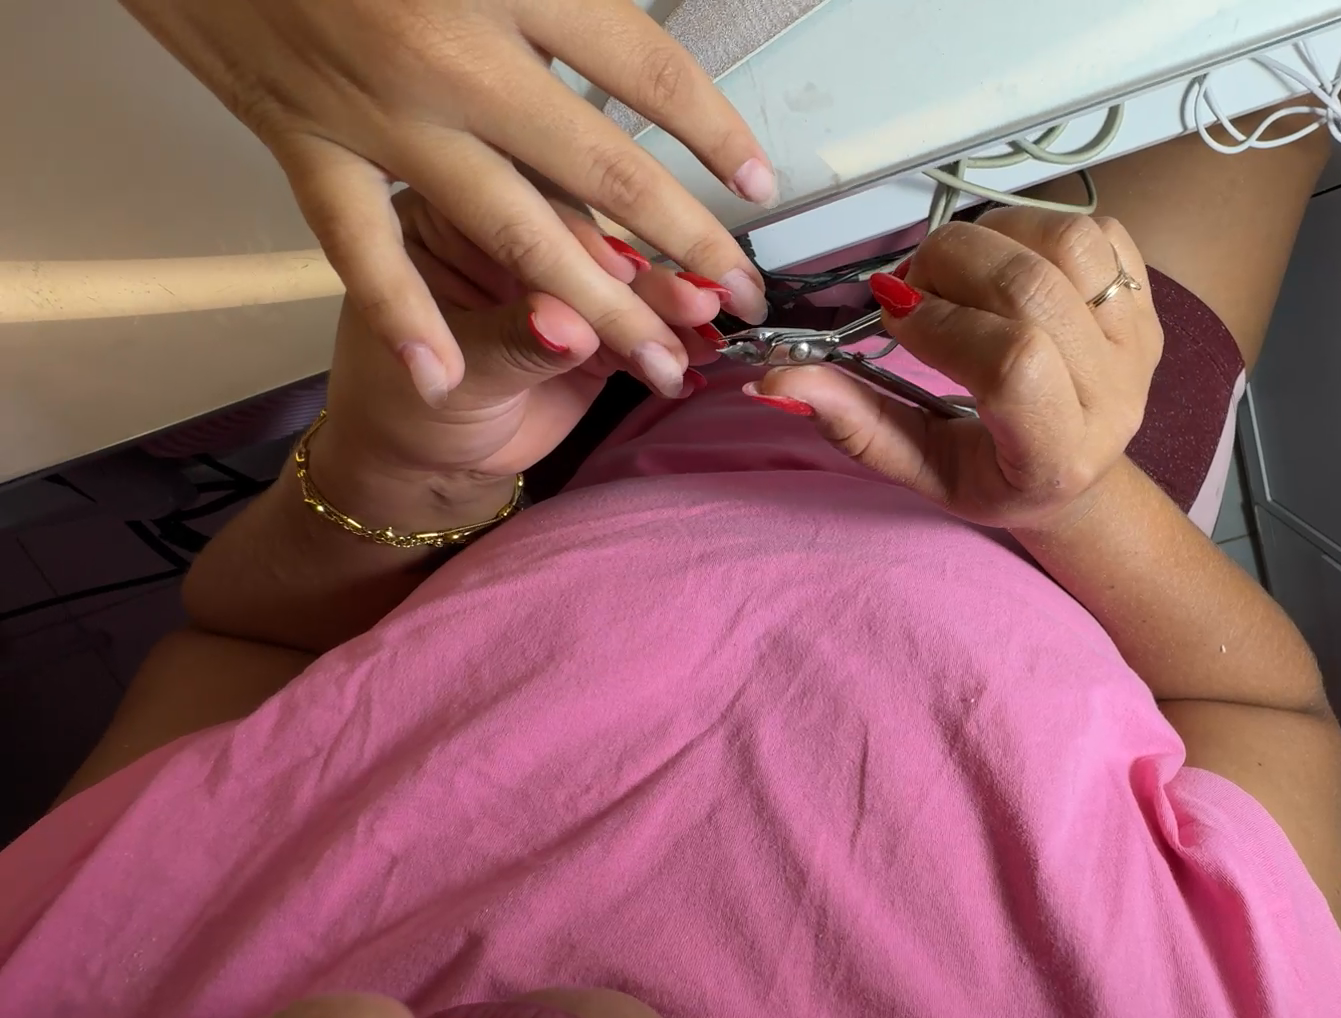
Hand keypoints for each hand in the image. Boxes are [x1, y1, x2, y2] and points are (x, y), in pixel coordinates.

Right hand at [121, 0, 772, 401]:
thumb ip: (567, 4)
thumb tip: (643, 62)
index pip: (651, 76)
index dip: (716, 135)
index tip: (761, 185)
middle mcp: (450, 54)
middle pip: (608, 177)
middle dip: (691, 247)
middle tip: (746, 300)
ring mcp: (375, 108)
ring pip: (517, 232)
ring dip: (602, 311)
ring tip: (665, 367)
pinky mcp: (297, 139)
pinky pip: (353, 242)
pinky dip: (397, 310)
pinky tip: (438, 376)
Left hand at [316, 190, 716, 505]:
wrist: (436, 463)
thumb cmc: (412, 408)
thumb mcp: (458, 375)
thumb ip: (512, 344)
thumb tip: (569, 327)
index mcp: (453, 226)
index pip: (523, 219)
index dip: (582, 247)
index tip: (627, 273)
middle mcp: (514, 245)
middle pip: (591, 253)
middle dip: (648, 282)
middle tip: (698, 301)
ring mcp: (562, 291)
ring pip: (626, 294)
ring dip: (672, 313)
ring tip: (709, 331)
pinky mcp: (596, 333)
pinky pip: (641, 335)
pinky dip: (673, 348)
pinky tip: (703, 357)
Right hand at [756, 209, 1162, 533]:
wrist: (1077, 470)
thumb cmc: (997, 478)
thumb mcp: (926, 472)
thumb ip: (860, 428)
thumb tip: (780, 380)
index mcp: (1058, 452)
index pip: (1014, 365)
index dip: (943, 325)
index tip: (898, 319)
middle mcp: (1113, 394)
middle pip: (1033, 290)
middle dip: (952, 266)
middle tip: (916, 288)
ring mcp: (1137, 342)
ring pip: (1067, 241)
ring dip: (992, 236)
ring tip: (958, 272)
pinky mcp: (1147, 302)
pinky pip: (1096, 229)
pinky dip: (1036, 228)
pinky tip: (1009, 264)